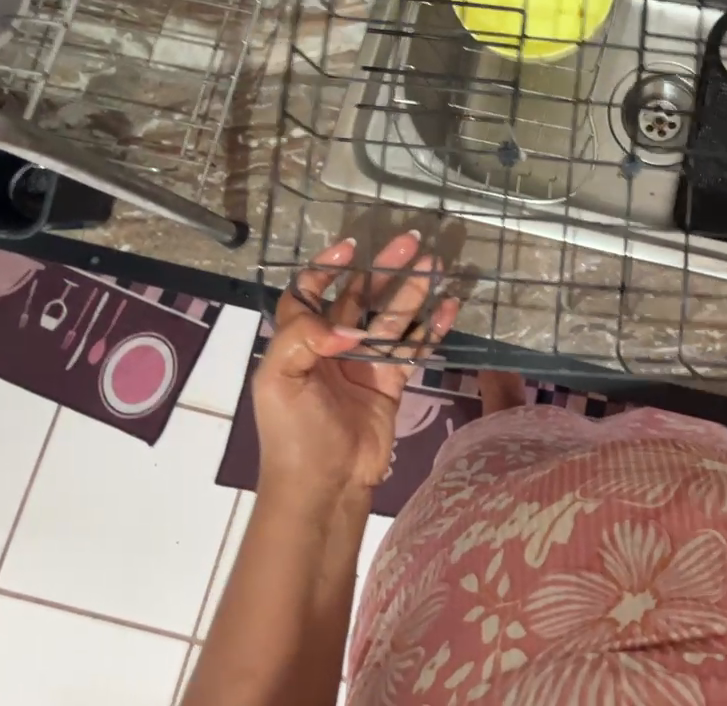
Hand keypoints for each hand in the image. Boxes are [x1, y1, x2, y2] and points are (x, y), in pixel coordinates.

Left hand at [251, 231, 460, 499]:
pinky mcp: (391, 381)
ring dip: (413, 291)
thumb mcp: (277, 381)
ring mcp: (365, 363)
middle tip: (412, 242)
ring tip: (436, 265)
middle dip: (385, 268)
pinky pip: (414, 347)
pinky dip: (432, 327)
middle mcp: (332, 346)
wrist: (324, 484)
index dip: (325, 267)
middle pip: (360, 296)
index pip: (309, 292)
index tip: (351, 248)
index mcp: (298, 341)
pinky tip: (448, 307)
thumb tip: (349, 327)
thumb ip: (302, 339)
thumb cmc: (294, 433)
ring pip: (393, 317)